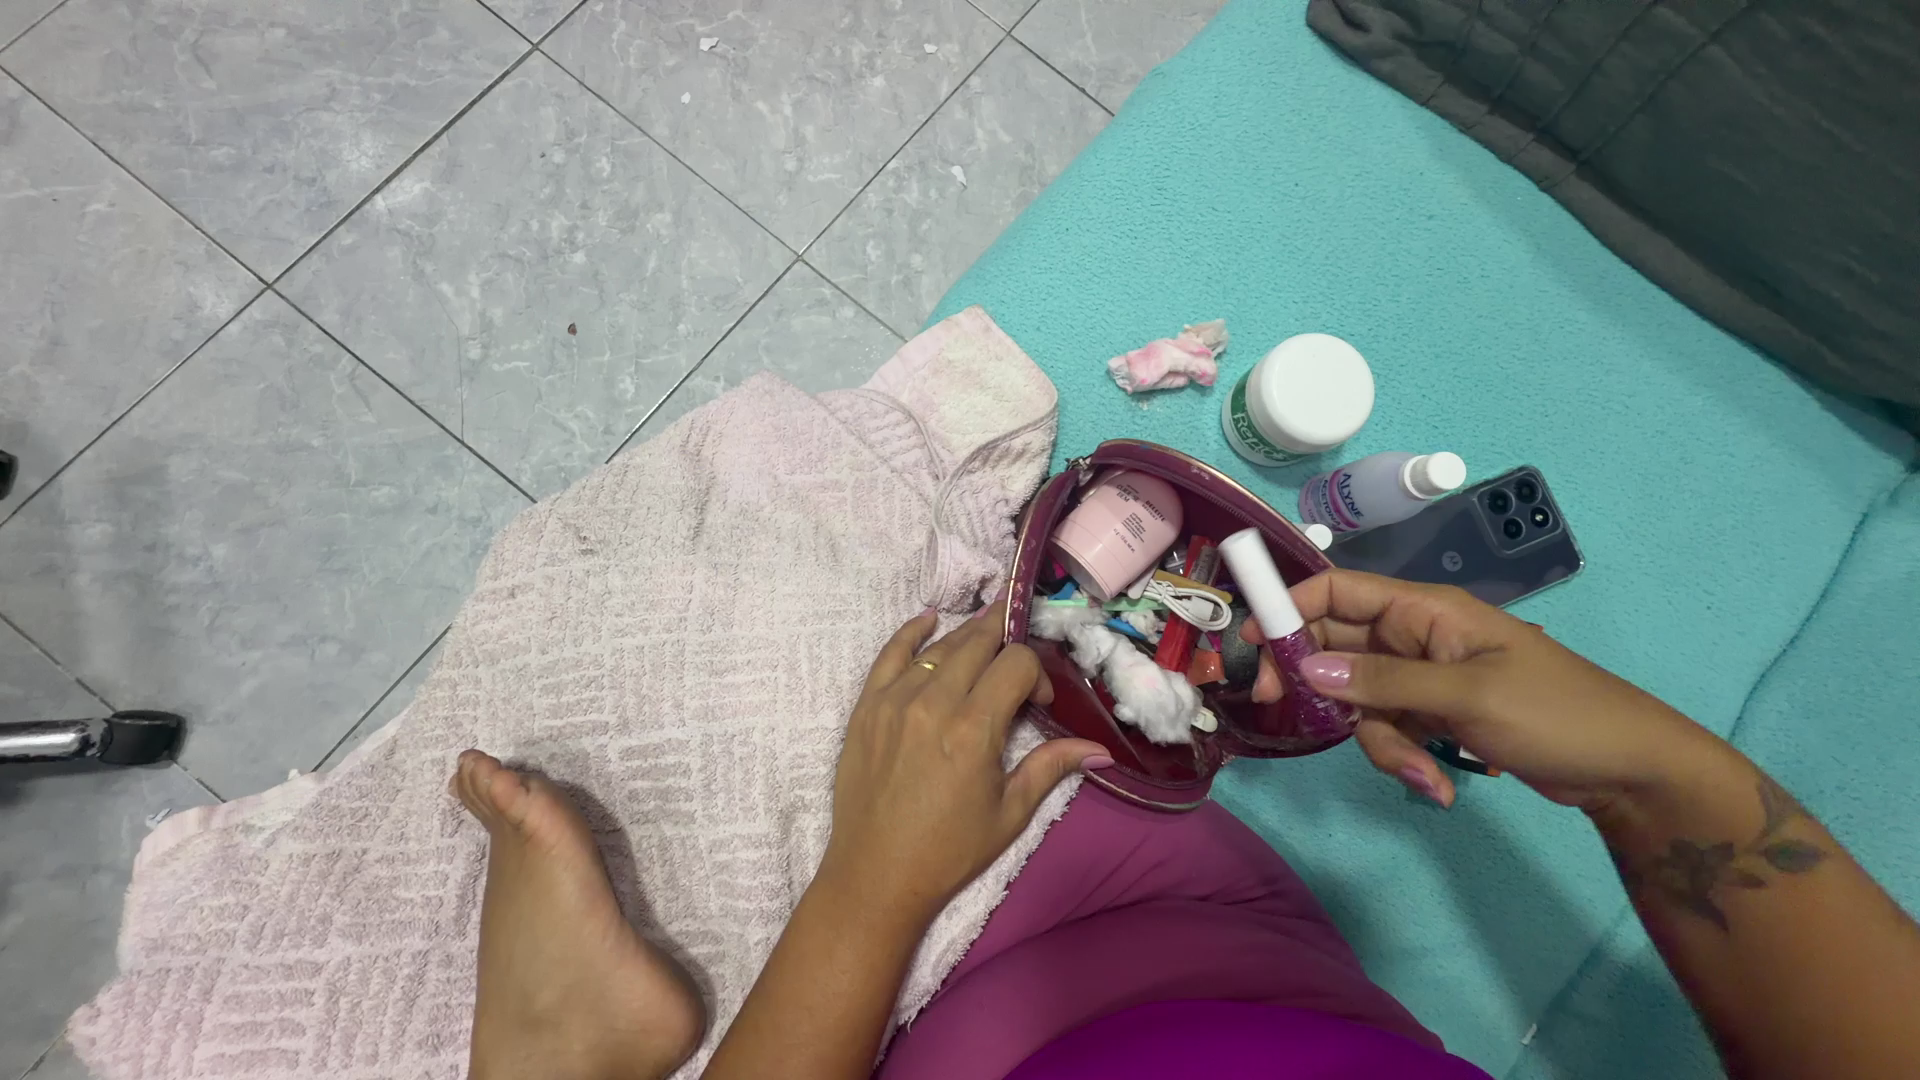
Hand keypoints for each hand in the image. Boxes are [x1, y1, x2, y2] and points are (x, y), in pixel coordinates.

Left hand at [820, 598, 1107, 923]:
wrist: (876, 876)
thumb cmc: (949, 850)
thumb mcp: (1010, 813)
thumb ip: (1051, 767)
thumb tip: (1101, 749)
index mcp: (974, 729)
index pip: (1016, 663)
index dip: (1036, 675)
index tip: (1036, 703)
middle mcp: (933, 703)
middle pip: (978, 642)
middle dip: (1005, 641)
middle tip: (1015, 656)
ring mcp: (893, 700)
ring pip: (939, 647)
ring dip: (968, 638)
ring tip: (987, 637)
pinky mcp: (866, 706)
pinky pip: (889, 654)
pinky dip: (912, 632)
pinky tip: (929, 619)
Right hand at [1245, 569, 1721, 811]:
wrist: (1630, 772)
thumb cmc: (1556, 713)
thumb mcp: (1467, 695)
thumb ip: (1382, 681)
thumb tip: (1307, 667)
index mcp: (1424, 611)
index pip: (1339, 590)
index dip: (1291, 605)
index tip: (1254, 640)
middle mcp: (1412, 636)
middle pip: (1335, 644)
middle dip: (1313, 679)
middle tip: (1281, 705)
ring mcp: (1418, 677)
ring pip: (1355, 695)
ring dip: (1373, 736)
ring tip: (1418, 772)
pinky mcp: (1427, 712)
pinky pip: (1384, 725)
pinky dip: (1399, 754)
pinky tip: (1435, 782)